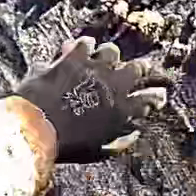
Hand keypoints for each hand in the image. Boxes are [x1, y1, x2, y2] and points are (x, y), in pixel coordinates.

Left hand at [14, 37, 166, 163]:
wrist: (37, 127)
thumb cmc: (66, 145)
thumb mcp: (98, 152)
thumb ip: (120, 143)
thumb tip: (134, 134)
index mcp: (124, 110)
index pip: (151, 99)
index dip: (156, 97)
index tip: (158, 96)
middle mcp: (115, 84)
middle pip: (138, 69)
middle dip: (140, 69)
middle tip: (136, 70)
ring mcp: (94, 67)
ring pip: (112, 51)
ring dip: (109, 56)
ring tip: (103, 60)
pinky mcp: (73, 57)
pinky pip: (85, 43)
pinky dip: (83, 47)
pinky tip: (80, 50)